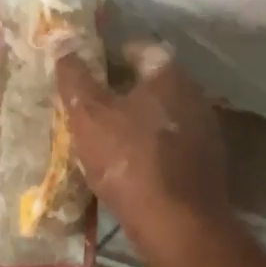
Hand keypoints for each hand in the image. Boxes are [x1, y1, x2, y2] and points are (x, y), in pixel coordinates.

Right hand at [54, 43, 230, 247]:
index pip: (141, 48)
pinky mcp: (204, 163)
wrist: (176, 221)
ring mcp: (204, 131)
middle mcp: (194, 96)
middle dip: (123, 89)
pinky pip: (170, 143)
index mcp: (169, 76)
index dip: (112, 54)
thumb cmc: (128, 159)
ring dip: (137, 119)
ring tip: (104, 135)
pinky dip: (149, 146)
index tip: (88, 69)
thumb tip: (62, 44)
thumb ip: (75, 79)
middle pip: (154, 83)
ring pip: (162, 114)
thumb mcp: (89, 116)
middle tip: (91, 103)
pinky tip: (128, 163)